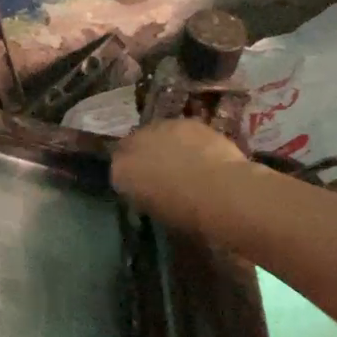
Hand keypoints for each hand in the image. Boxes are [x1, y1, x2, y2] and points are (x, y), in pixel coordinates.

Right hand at [111, 119, 248, 227]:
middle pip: (132, 145)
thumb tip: (153, 193)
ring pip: (156, 134)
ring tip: (184, 160)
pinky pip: (180, 130)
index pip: (118, 171)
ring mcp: (159, 128)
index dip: (132, 178)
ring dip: (164, 144)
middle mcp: (133, 144)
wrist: (218, 192)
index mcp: (120, 172)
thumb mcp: (155, 212)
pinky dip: (186, 139)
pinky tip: (202, 153)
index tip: (144, 187)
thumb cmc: (184, 214)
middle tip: (161, 171)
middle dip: (143, 155)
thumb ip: (146, 196)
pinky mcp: (185, 121)